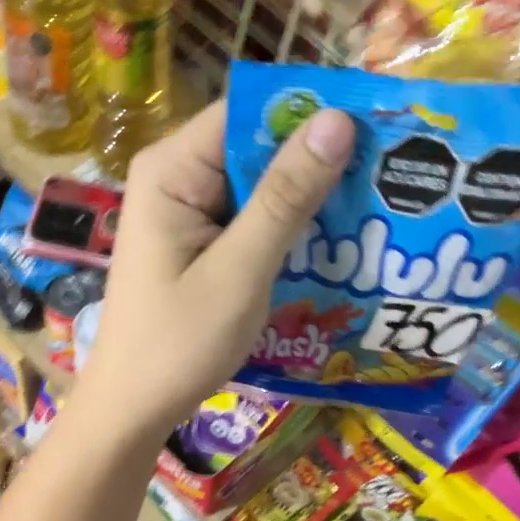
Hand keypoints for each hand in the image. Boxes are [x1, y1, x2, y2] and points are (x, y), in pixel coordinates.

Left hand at [75, 100, 355, 437]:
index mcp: (172, 169)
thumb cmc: (178, 345)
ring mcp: (183, 214)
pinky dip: (284, 232)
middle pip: (255, 146)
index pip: (250, 112)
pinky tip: (328, 247)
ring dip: (306, 201)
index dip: (311, 117)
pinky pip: (247, 222)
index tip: (376, 132)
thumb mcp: (239, 271)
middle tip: (386, 180)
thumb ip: (285, 198)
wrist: (133, 409)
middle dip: (314, 163)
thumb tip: (337, 120)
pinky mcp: (194, 246)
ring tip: (371, 212)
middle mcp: (174, 178)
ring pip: (257, 187)